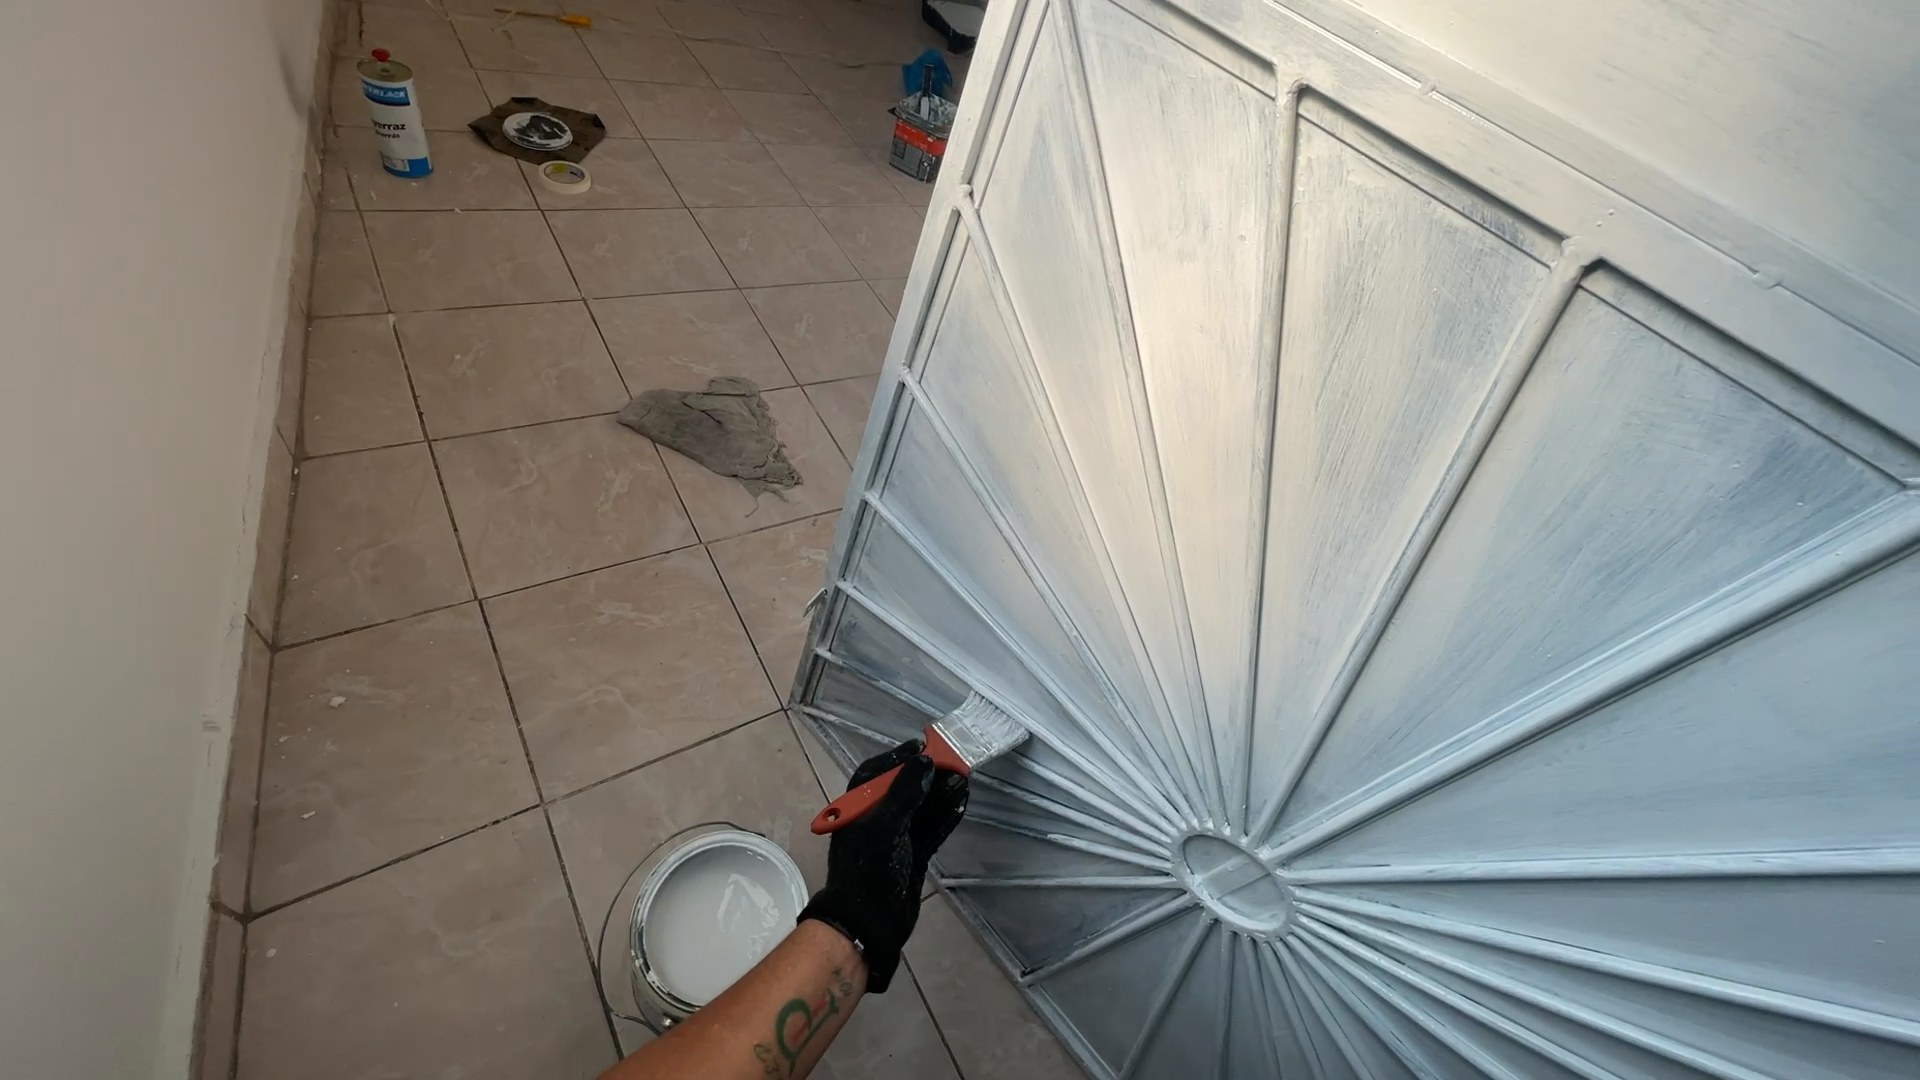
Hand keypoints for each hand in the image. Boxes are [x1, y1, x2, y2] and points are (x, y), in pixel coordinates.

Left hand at [797, 739, 967, 992]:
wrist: (867, 925)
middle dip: (928, 775)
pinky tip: (961, 803)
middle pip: (905, 788)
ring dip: (941, 794)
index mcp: (859, 807)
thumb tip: (924, 761)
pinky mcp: (913, 855)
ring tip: (963, 779)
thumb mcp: (885, 825)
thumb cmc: (869, 870)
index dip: (900, 757)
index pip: (878, 772)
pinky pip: (931, 830)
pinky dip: (946, 817)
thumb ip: (905, 792)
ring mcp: (896, 838)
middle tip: (953, 760)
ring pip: (922, 809)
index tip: (923, 745)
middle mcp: (877, 818)